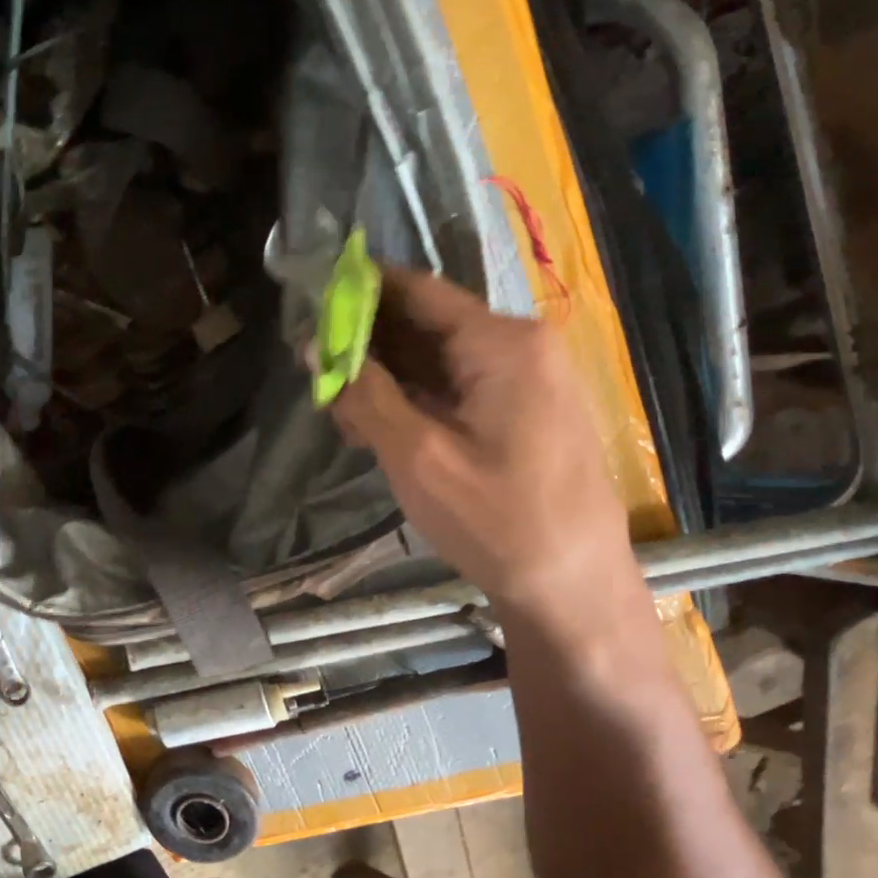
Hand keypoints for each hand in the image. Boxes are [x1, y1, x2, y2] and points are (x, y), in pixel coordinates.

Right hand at [329, 269, 634, 616]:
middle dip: (364, 345)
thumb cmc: (495, 519)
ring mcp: (524, 378)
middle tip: (315, 379)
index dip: (357, 292)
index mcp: (502, 343)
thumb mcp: (416, 455)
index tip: (305, 306)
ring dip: (382, 378)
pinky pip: (452, 385)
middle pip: (423, 323)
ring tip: (343, 419)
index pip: (417, 291)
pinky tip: (377, 431)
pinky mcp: (520, 408)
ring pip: (433, 357)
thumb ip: (365, 393)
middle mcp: (519, 346)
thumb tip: (315, 345)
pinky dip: (410, 399)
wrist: (571, 586)